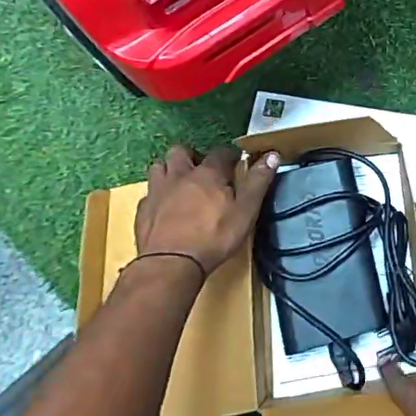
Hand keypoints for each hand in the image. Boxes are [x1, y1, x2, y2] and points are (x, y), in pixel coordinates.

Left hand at [133, 145, 279, 279]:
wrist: (171, 264)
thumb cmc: (213, 238)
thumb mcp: (245, 212)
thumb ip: (257, 182)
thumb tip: (272, 155)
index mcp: (206, 173)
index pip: (220, 153)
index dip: (229, 155)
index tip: (236, 162)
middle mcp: (179, 175)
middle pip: (181, 151)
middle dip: (192, 156)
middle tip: (202, 170)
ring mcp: (157, 191)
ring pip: (159, 167)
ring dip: (170, 170)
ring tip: (180, 183)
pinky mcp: (143, 210)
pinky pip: (149, 194)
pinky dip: (157, 196)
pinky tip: (163, 208)